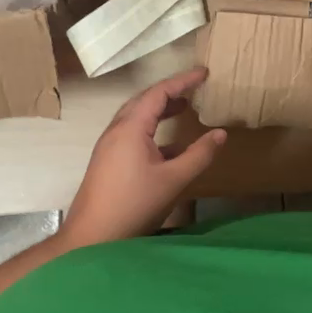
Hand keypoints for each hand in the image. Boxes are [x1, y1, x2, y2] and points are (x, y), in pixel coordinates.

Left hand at [61, 67, 225, 247]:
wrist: (90, 239)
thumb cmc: (133, 205)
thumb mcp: (173, 180)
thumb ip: (199, 155)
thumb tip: (221, 133)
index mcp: (131, 128)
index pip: (159, 93)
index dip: (182, 80)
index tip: (204, 73)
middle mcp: (116, 131)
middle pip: (144, 100)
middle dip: (170, 91)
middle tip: (194, 88)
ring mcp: (108, 147)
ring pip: (136, 117)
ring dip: (160, 109)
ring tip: (184, 109)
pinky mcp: (107, 162)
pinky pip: (132, 133)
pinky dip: (152, 128)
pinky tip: (170, 146)